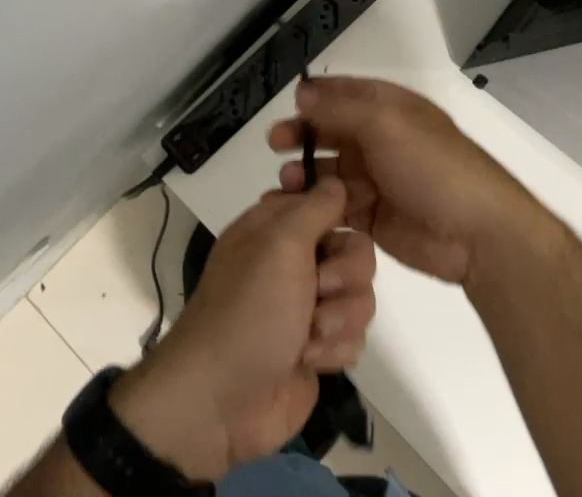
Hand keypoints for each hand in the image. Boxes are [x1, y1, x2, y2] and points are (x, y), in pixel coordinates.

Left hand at [109, 180, 376, 481]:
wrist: (222, 399)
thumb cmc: (249, 310)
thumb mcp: (279, 245)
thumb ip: (313, 208)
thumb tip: (336, 181)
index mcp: (274, 229)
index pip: (323, 201)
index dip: (341, 209)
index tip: (351, 219)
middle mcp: (291, 263)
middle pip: (354, 249)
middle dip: (347, 275)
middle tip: (319, 291)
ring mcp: (306, 307)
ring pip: (359, 296)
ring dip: (340, 318)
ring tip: (310, 337)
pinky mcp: (317, 348)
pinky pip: (352, 337)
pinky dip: (334, 349)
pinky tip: (309, 360)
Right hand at [270, 76, 544, 285]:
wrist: (476, 235)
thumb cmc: (433, 168)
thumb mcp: (387, 124)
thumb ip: (341, 107)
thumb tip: (302, 92)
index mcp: (389, 109)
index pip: (344, 93)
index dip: (315, 98)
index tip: (287, 107)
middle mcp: (380, 140)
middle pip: (331, 131)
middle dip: (302, 135)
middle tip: (275, 145)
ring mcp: (375, 179)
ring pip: (328, 170)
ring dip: (305, 173)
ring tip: (288, 183)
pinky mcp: (371, 216)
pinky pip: (334, 205)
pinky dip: (315, 206)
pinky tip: (295, 210)